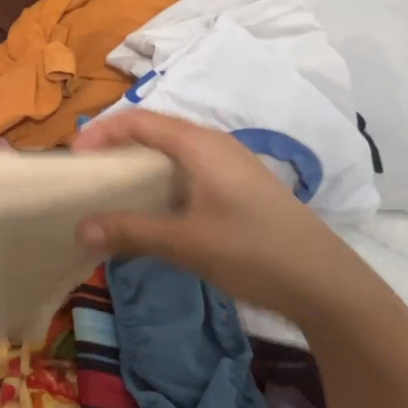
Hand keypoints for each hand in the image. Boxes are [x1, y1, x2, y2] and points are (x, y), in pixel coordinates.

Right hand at [75, 110, 371, 321]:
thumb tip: (79, 228)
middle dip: (116, 146)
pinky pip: (189, 168)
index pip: (137, 120)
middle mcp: (215, 143)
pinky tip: (158, 208)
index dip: (100, 133)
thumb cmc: (254, 252)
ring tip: (116, 189)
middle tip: (90, 173)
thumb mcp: (185, 243)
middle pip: (153, 130)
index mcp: (199, 144)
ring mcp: (233, 164)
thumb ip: (129, 231)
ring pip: (172, 151)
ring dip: (140, 164)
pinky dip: (162, 178)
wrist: (332, 288)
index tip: (75, 159)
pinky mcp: (243, 187)